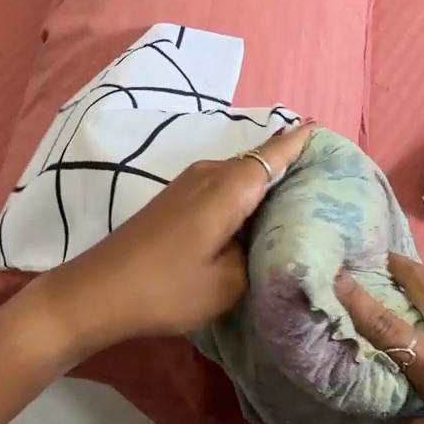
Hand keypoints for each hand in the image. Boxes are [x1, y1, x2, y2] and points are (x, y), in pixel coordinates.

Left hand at [21, 122, 317, 357]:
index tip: (324, 132)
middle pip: (260, 162)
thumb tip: (276, 240)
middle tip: (325, 184)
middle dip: (290, 167)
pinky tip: (254, 220)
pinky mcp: (176, 197)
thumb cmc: (167, 287)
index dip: (299, 143)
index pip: (275, 154)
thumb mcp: (228, 284)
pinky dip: (244, 195)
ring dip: (265, 184)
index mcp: (230, 186)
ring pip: (241, 175)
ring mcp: (189, 182)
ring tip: (296, 204)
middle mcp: (211, 172)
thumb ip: (261, 256)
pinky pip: (223, 185)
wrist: (98, 291)